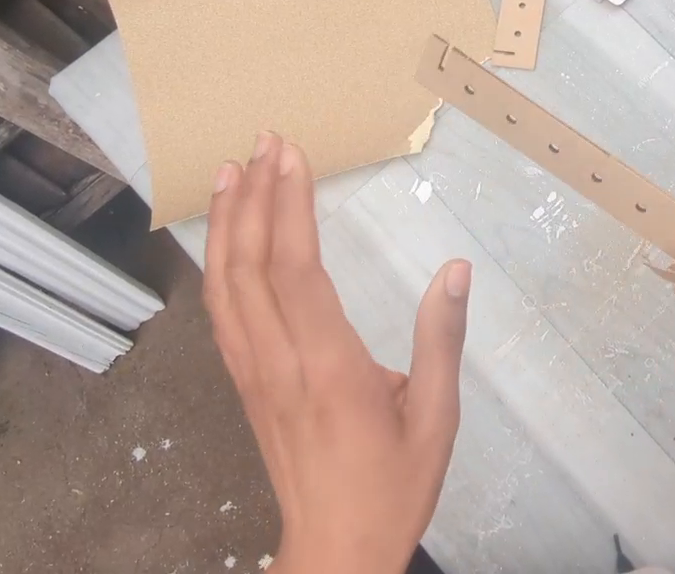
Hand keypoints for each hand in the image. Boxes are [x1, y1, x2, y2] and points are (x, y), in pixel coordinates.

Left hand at [203, 133, 470, 573]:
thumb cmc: (392, 485)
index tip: (290, 155)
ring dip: (225, 223)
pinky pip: (222, 313)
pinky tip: (222, 238)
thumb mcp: (436, 417)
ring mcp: (252, 374)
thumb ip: (442, 340)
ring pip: (225, 287)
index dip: (288, 206)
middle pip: (249, 267)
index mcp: (327, 366)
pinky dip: (217, 264)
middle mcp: (277, 362)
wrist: (334, 554)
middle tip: (260, 141)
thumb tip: (457, 269)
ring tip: (228, 171)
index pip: (297, 270)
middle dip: (251, 196)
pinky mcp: (245, 384)